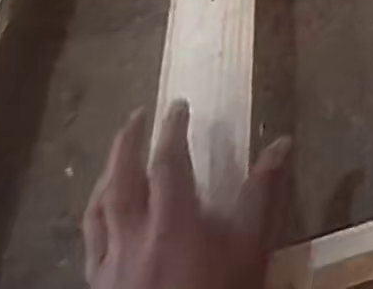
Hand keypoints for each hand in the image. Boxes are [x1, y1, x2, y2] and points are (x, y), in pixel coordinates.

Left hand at [82, 100, 290, 288]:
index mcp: (172, 223)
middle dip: (127, 143)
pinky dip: (96, 216)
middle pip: (121, 180)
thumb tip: (282, 142)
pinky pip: (90, 244)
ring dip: (107, 175)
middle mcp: (132, 239)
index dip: (172, 129)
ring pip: (98, 211)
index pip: (167, 162)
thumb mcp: (251, 247)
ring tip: (116, 156)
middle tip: (137, 115)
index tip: (178, 104)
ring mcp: (109, 268)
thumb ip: (262, 192)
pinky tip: (103, 215)